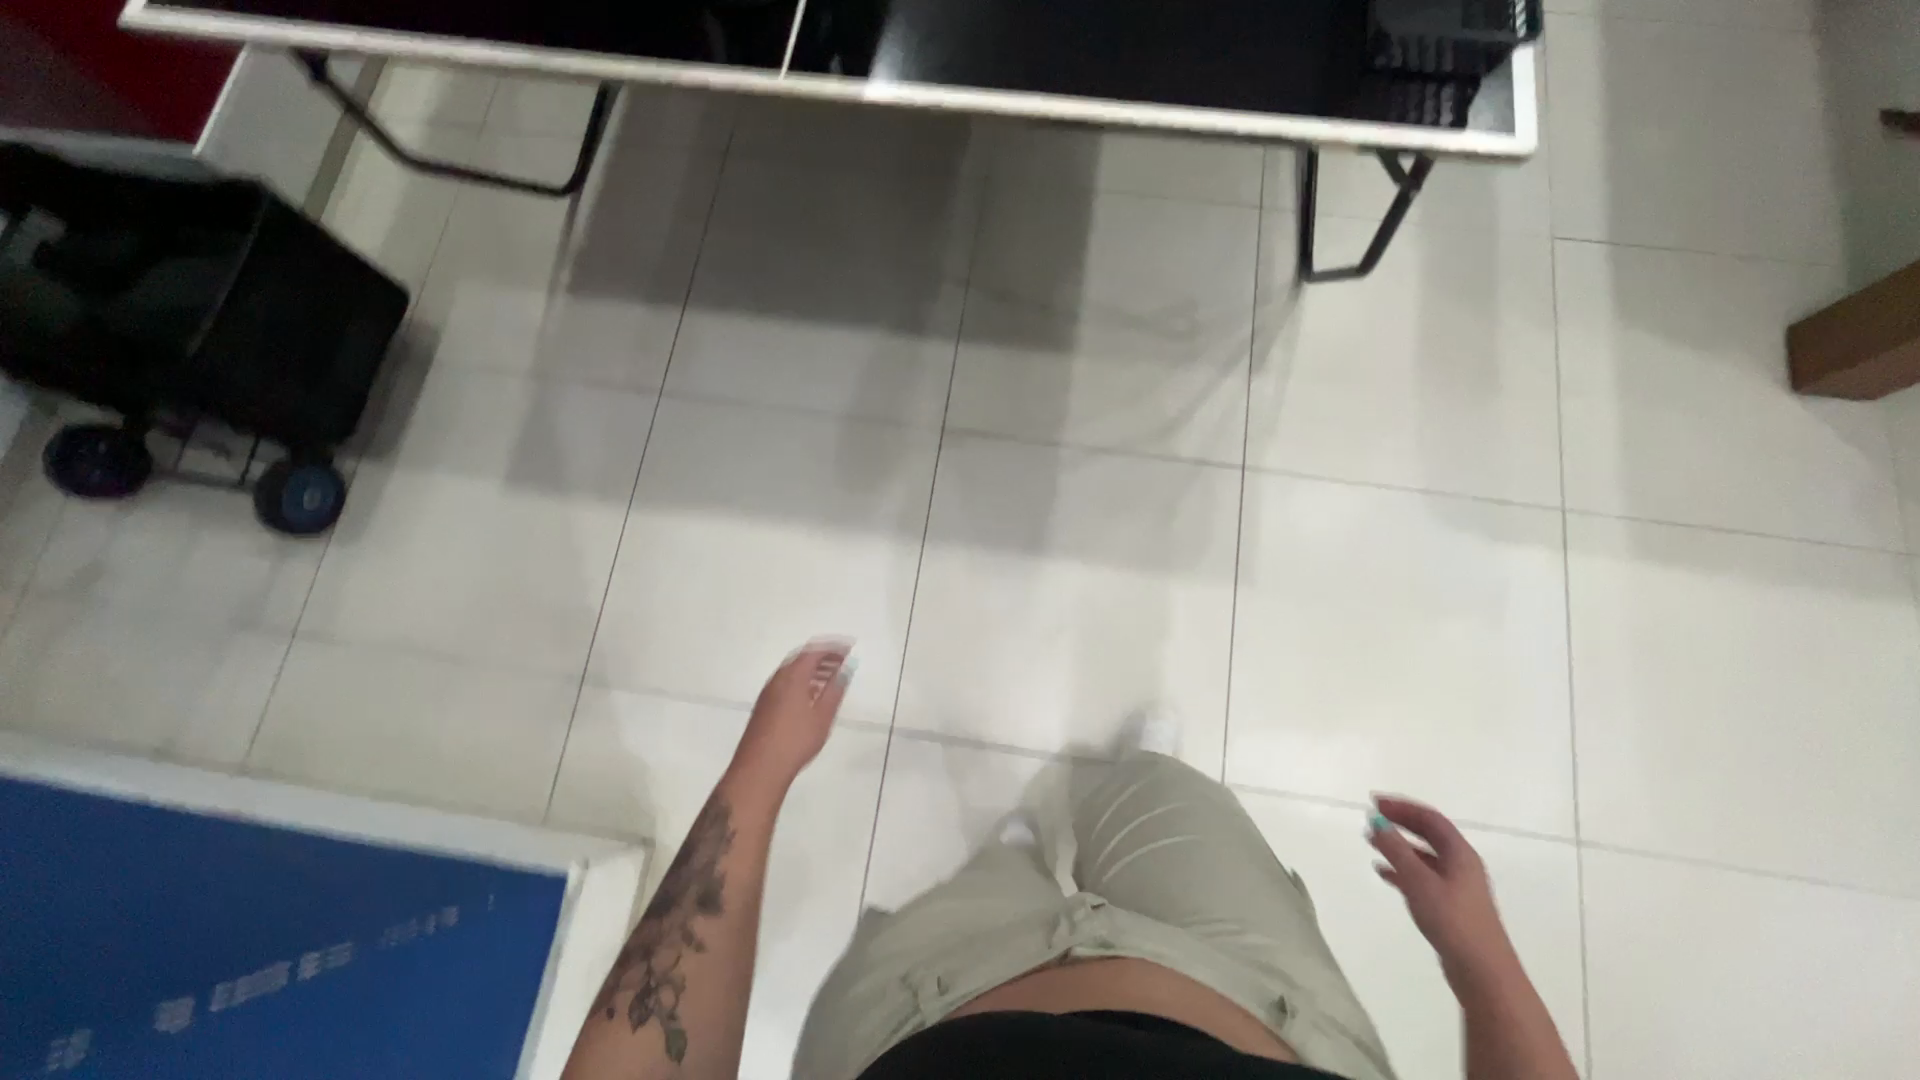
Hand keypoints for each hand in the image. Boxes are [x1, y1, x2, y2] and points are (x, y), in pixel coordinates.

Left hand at [729, 642, 854, 788]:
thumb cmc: (796, 740)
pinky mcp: (764, 706)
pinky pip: (786, 683)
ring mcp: (768, 693)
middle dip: (823, 657)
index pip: (814, 651)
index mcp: (793, 676)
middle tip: (842, 661)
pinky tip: (812, 697)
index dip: (833, 648)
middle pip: (801, 658)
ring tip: (832, 678)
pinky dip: (802, 681)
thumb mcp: (823, 715)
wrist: (760, 768)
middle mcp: (778, 679)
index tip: (849, 648)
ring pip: (793, 672)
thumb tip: (846, 668)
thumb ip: (836, 689)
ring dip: (812, 670)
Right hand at [1369, 796, 1520, 988]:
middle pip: (1429, 834)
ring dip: (1399, 846)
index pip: (1431, 819)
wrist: (1482, 971)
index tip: (1374, 802)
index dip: (1403, 807)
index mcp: (1460, 854)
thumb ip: (1396, 850)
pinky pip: (1423, 877)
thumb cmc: (1452, 920)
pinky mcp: (1450, 906)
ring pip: (1425, 856)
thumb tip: (1376, 820)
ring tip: (1372, 842)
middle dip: (1401, 823)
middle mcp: (1461, 866)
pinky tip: (1384, 874)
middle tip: (1373, 817)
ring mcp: (1457, 887)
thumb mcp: (1419, 881)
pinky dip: (1403, 870)